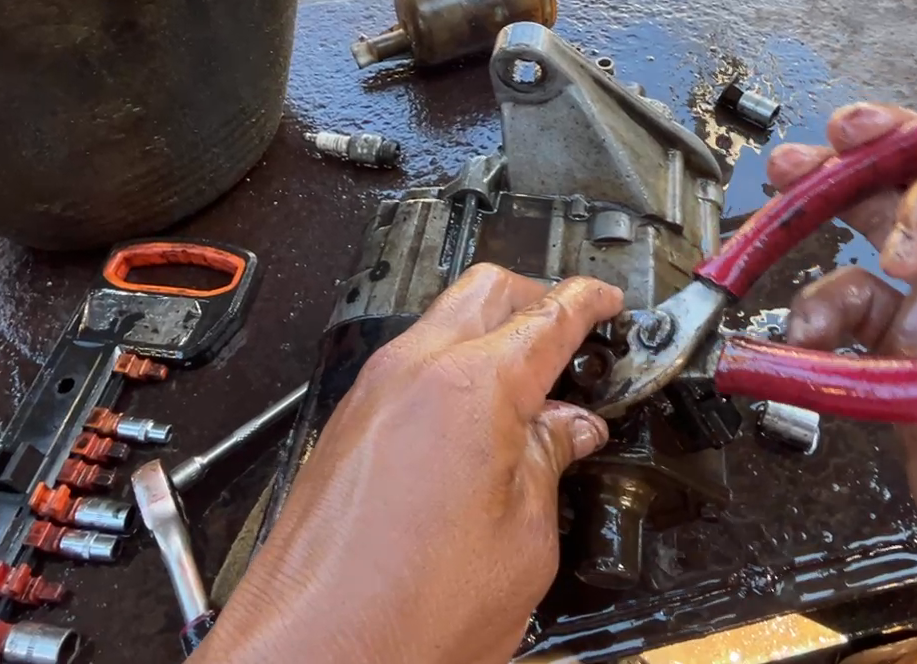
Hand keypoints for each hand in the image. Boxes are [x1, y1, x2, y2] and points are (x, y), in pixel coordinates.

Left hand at [195, 265, 622, 663]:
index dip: (588, 301)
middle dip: (537, 298)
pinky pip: (414, 361)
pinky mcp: (353, 415)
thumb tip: (572, 427)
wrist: (309, 654)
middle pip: (488, 289)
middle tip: (572, 337)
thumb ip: (549, 461)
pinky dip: (455, 367)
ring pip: (447, 319)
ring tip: (530, 390)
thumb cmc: (409, 613)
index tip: (607, 300)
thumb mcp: (523, 540)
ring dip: (494, 334)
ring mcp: (376, 386)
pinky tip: (479, 419)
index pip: (547, 316)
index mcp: (472, 386)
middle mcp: (416, 367)